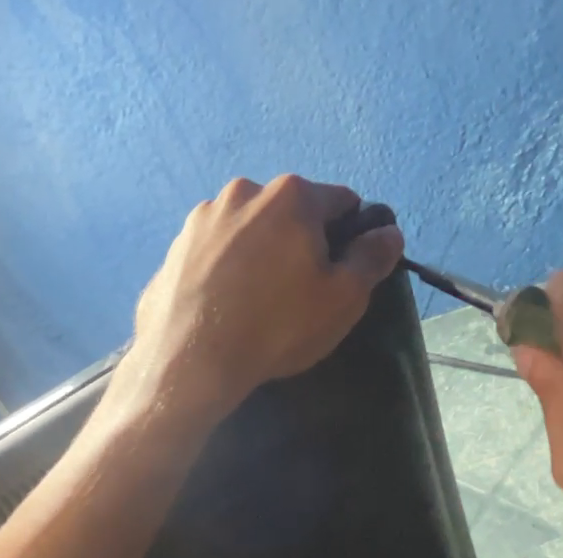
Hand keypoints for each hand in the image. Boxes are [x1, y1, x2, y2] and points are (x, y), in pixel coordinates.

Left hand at [115, 175, 403, 421]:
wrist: (190, 361)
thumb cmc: (277, 327)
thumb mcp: (343, 299)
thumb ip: (372, 258)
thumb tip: (387, 232)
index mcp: (291, 195)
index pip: (342, 202)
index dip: (351, 238)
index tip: (343, 275)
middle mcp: (244, 191)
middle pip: (291, 213)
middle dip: (302, 244)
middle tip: (298, 295)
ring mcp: (203, 217)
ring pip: (250, 230)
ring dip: (261, 254)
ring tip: (257, 304)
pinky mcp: (175, 247)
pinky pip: (216, 252)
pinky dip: (226, 270)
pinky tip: (225, 307)